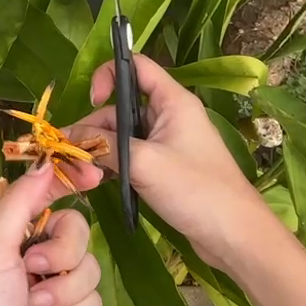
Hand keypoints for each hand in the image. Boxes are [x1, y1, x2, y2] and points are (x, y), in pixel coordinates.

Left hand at [0, 161, 104, 305]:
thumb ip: (19, 204)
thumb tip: (44, 163)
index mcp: (2, 227)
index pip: (43, 191)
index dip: (70, 180)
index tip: (98, 176)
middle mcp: (26, 250)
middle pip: (77, 230)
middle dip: (63, 253)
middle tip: (34, 269)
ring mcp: (47, 284)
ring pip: (89, 269)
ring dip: (64, 291)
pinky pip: (93, 302)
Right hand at [69, 54, 283, 269]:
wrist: (236, 239)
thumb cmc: (196, 190)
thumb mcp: (143, 162)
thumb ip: (103, 145)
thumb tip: (69, 137)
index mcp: (173, 102)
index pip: (136, 66)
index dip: (109, 75)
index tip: (93, 101)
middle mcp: (169, 116)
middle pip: (122, 106)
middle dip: (96, 126)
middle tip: (73, 152)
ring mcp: (167, 143)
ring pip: (123, 134)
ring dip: (102, 149)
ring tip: (84, 172)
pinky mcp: (165, 167)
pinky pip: (131, 155)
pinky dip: (113, 164)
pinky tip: (100, 180)